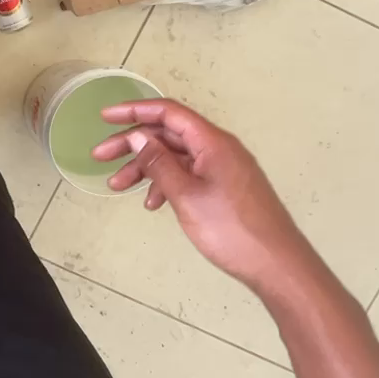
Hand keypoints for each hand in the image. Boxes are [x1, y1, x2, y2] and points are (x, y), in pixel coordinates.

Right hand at [92, 99, 316, 292]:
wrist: (278, 267)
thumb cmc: (231, 229)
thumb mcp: (186, 195)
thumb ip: (159, 162)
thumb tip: (138, 135)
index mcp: (213, 142)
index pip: (168, 112)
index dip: (133, 110)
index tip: (105, 117)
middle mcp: (218, 149)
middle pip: (168, 134)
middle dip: (132, 143)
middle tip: (100, 157)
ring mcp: (223, 168)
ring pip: (175, 156)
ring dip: (144, 167)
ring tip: (117, 186)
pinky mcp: (225, 187)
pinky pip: (187, 174)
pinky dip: (165, 183)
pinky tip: (152, 203)